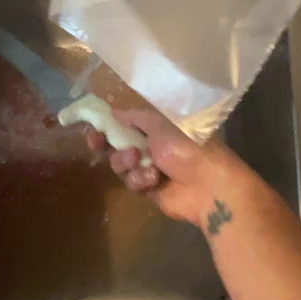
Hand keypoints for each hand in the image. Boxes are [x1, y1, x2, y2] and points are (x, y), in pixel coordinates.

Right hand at [86, 108, 260, 233]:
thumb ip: (134, 117)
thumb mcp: (160, 124)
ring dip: (127, 163)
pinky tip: (154, 180)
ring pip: (120, 165)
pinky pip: (131, 182)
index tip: (93, 128)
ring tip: (141, 162)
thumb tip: (114, 111)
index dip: (106, 125)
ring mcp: (148, 168)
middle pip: (116, 145)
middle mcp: (150, 145)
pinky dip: (140, 180)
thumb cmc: (187, 147)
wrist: (208, 185)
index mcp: (155, 127)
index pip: (124, 123)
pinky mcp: (148, 189)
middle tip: (98, 144)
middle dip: (107, 145)